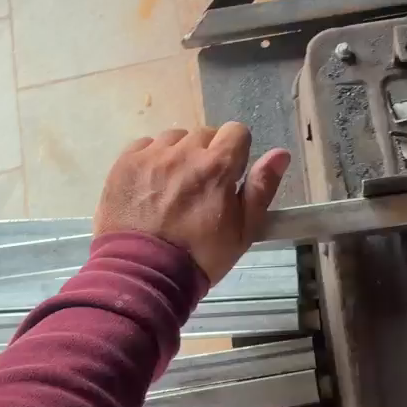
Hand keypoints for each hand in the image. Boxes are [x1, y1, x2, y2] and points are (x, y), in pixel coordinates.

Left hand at [94, 122, 292, 284]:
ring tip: (174, 186)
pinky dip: (151, 159)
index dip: (237, 152)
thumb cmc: (201, 256)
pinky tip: (151, 186)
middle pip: (204, 134)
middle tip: (202, 187)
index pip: (236, 131)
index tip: (230, 175)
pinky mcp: (125, 164)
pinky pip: (145, 146)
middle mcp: (184, 152)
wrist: (142, 274)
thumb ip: (262, 188)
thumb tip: (281, 154)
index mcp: (218, 165)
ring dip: (179, 155)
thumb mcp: (243, 230)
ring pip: (174, 138)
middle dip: (208, 154)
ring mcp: (151, 156)